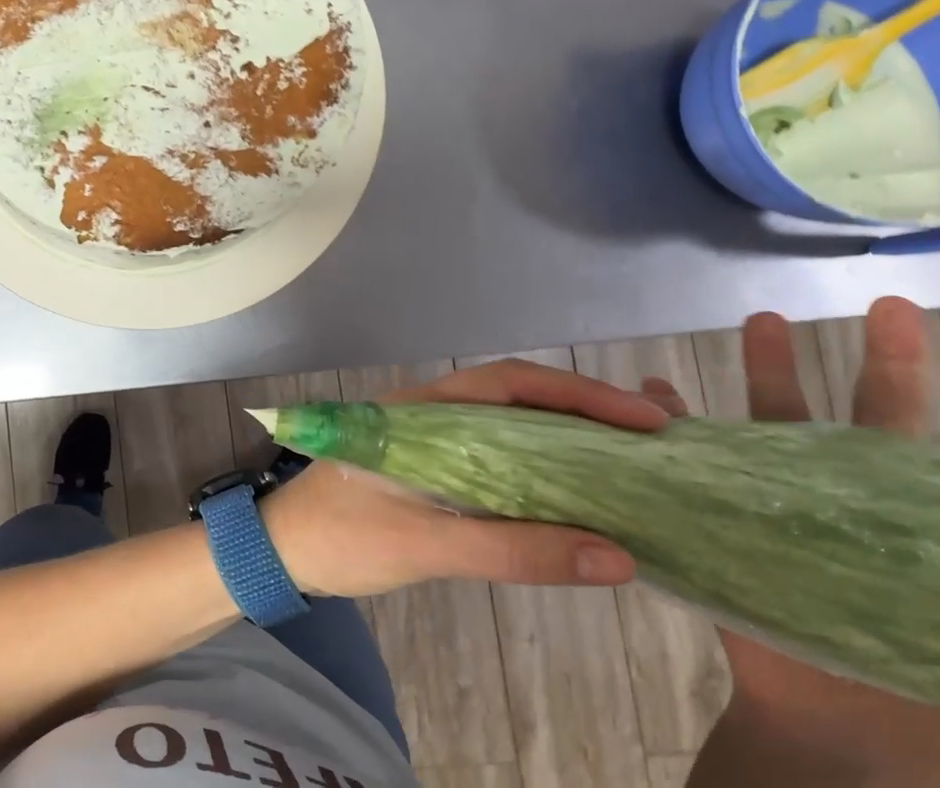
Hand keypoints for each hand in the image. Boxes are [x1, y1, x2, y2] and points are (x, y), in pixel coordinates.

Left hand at [260, 358, 668, 597]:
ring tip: (638, 470)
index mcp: (421, 412)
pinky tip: (579, 501)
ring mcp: (428, 446)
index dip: (581, 395)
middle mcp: (428, 417)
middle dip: (588, 416)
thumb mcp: (424, 544)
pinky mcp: (429, 477)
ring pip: (510, 434)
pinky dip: (541, 476)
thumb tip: (617, 555)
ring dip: (569, 446)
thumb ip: (512, 550)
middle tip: (662, 443)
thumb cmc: (339, 537)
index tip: (648, 419)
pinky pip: (495, 465)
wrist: (277, 552)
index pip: (511, 384)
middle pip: (519, 403)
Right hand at [675, 298, 939, 784]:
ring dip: (737, 389)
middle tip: (768, 314)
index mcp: (900, 515)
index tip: (886, 312)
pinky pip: (684, 477)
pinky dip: (664, 440)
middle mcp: (833, 501)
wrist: (837, 732)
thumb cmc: (920, 691)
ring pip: (752, 438)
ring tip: (727, 340)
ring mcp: (771, 514)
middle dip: (802, 364)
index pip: (905, 431)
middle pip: (822, 420)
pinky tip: (640, 405)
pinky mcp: (717, 534)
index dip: (899, 369)